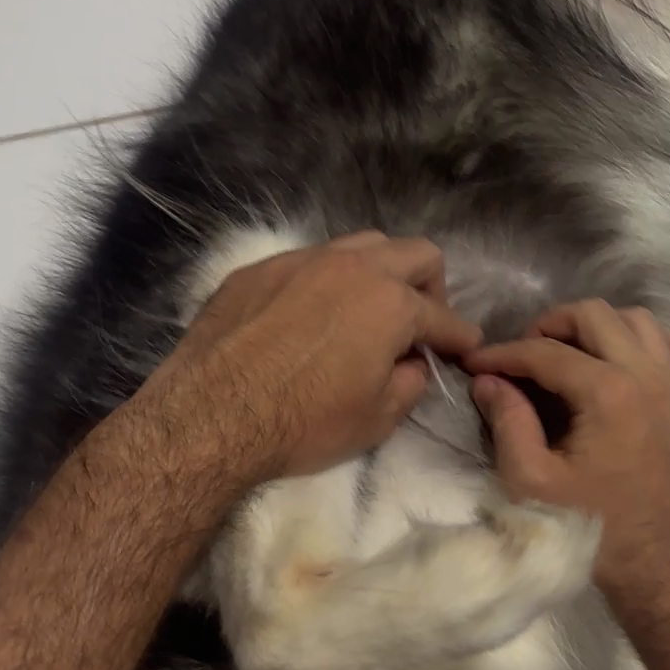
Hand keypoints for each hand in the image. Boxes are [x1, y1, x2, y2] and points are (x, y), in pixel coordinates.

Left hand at [132, 231, 481, 481]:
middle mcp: (355, 269)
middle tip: (419, 322)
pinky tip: (309, 318)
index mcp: (393, 304)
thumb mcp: (380, 418)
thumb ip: (412, 380)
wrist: (202, 423)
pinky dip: (326, 283)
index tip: (467, 349)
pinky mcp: (258, 271)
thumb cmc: (303, 424)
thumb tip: (412, 362)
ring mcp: (303, 262)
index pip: (446, 318)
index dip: (462, 337)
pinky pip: (310, 262)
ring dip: (381, 273)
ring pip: (363, 245)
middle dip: (432, 286)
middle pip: (417, 253)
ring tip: (367, 309)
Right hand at [464, 300, 669, 594]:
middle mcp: (648, 373)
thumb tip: (489, 380)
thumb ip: (508, 422)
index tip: (476, 365)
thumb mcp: (532, 482)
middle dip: (552, 325)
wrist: (655, 560)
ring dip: (602, 325)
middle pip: (596, 315)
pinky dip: (655, 341)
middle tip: (524, 354)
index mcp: (608, 392)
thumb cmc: (589, 527)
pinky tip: (630, 360)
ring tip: (572, 352)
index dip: (504, 354)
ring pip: (640, 320)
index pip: (547, 352)